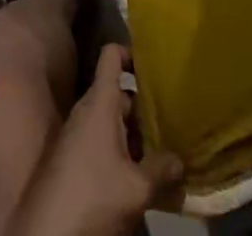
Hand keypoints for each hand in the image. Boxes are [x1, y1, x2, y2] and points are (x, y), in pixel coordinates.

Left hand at [15, 44, 183, 235]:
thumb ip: (163, 169)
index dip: (133, 53)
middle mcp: (86, 114)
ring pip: (114, 123)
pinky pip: (103, 145)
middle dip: (147, 107)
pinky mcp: (71, 164)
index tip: (157, 66)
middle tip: (175, 120)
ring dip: (137, 136)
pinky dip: (122, 154)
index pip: (112, 56)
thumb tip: (180, 160)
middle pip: (121, 95)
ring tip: (166, 151)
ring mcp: (76, 139)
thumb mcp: (137, 188)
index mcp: (99, 104)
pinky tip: (142, 176)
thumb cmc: (92, 198)